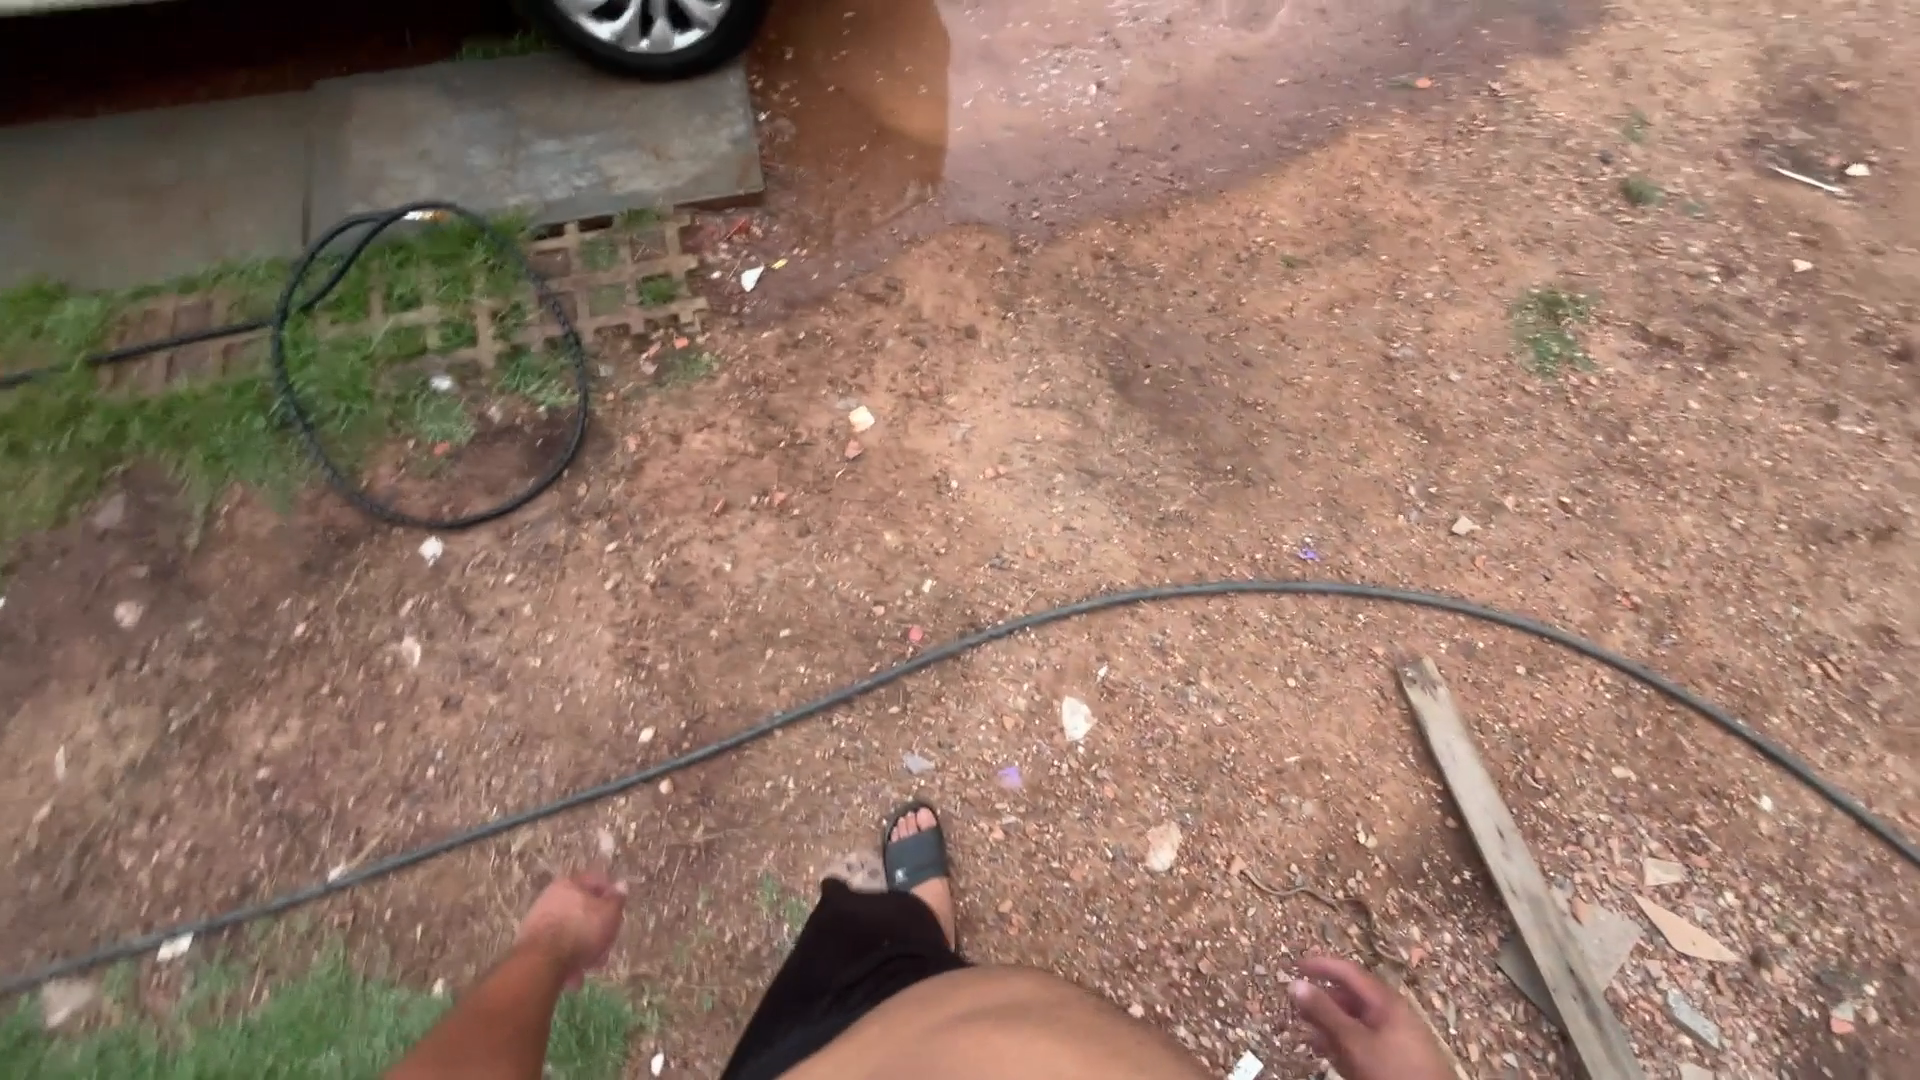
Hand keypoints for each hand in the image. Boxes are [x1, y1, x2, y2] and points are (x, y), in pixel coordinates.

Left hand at [515, 870, 627, 987]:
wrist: (540, 964)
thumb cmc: (581, 931)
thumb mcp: (609, 913)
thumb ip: (617, 899)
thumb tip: (621, 885)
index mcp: (570, 883)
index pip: (597, 881)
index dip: (611, 896)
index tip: (619, 913)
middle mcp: (550, 898)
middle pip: (582, 910)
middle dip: (597, 930)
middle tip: (607, 945)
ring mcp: (537, 923)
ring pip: (570, 932)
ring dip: (583, 949)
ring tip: (590, 967)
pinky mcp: (529, 947)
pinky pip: (556, 949)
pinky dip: (566, 960)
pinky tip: (573, 976)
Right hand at [1289, 956, 1449, 1079]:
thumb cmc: (1392, 1073)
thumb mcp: (1354, 1042)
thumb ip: (1324, 1012)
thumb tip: (1295, 983)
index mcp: (1385, 1001)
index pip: (1347, 971)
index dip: (1320, 965)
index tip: (1294, 967)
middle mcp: (1393, 1013)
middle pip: (1351, 996)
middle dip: (1323, 1000)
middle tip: (1298, 1008)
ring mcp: (1399, 1036)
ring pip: (1358, 1021)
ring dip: (1331, 1025)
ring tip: (1309, 1036)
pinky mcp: (1401, 1058)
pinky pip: (1367, 1040)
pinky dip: (1346, 1042)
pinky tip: (1332, 1056)